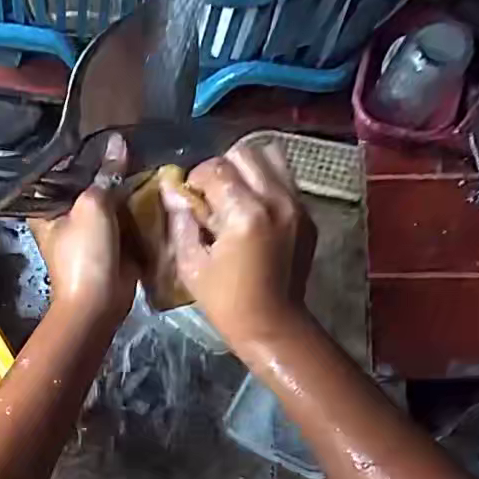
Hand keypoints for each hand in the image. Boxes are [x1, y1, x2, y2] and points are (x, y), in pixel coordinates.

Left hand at [29, 135, 136, 324]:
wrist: (98, 304)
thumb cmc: (84, 255)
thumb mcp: (92, 206)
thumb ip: (105, 174)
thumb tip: (119, 141)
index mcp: (46, 206)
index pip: (60, 168)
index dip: (80, 151)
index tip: (103, 130)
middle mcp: (65, 216)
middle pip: (88, 183)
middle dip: (109, 168)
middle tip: (132, 142)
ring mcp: (89, 231)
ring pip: (109, 200)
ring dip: (126, 187)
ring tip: (145, 158)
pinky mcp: (111, 245)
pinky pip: (124, 220)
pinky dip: (136, 208)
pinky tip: (151, 187)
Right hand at [163, 142, 317, 350]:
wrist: (273, 326)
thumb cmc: (227, 303)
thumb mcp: (192, 267)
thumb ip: (181, 223)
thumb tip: (171, 192)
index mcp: (245, 214)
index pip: (216, 168)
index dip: (196, 178)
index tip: (190, 198)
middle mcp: (276, 200)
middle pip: (244, 152)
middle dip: (222, 168)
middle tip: (212, 196)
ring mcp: (297, 206)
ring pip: (270, 157)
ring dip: (247, 170)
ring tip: (235, 197)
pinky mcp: (307, 215)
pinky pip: (284, 181)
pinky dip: (265, 186)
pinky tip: (253, 214)